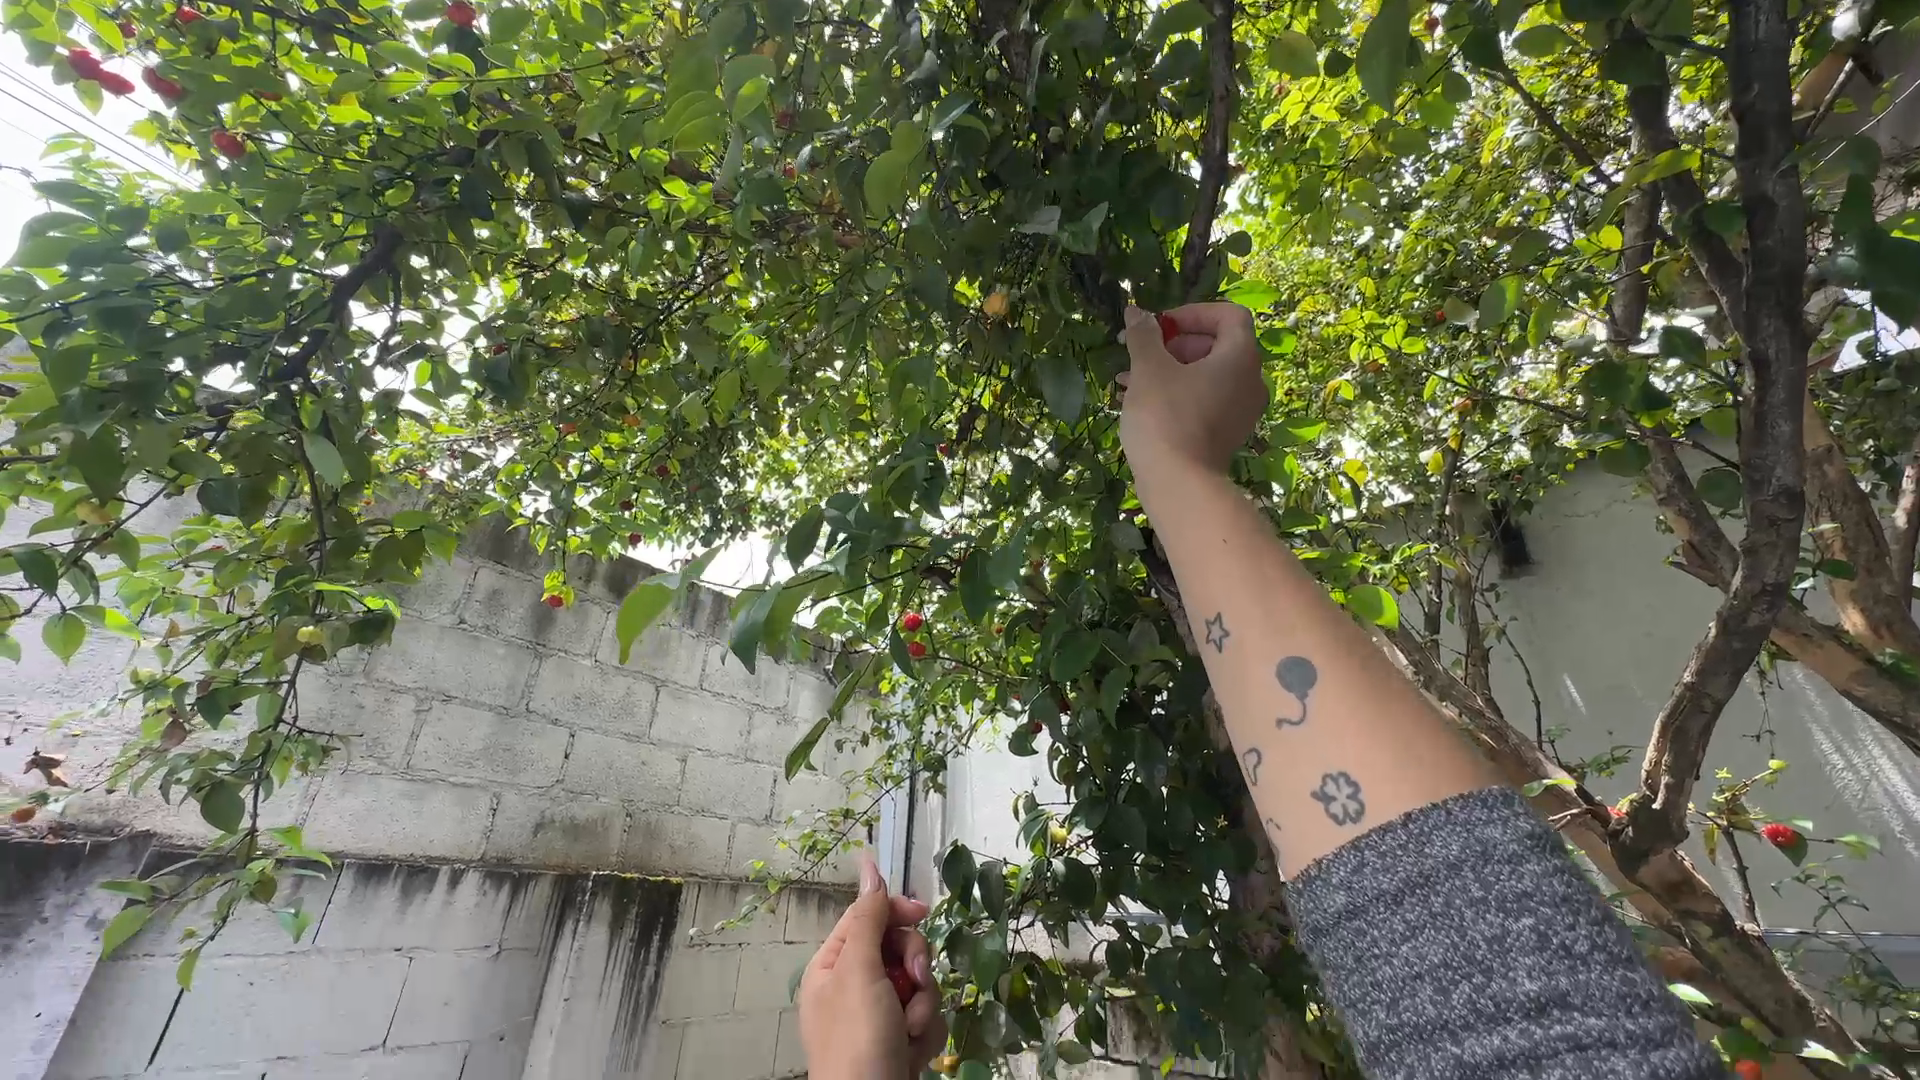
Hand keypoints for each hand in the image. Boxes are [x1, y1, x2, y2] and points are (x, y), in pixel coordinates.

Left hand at [799, 855, 946, 1079]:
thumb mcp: (859, 971)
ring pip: (919, 983)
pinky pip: (927, 1015)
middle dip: (914, 967)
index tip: (923, 913)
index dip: (896, 911)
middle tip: (912, 985)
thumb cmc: (857, 1037)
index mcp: (833, 966)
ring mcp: (879, 1016)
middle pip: (899, 947)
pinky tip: (914, 1051)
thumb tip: (869, 865)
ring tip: (910, 1032)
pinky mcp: (900, 1040)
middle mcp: (854, 987)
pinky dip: (925, 1031)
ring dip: (923, 1005)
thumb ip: (869, 917)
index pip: (868, 916)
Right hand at [1116, 302, 1268, 487]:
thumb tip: (1137, 313)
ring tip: (1129, 381)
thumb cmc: (1165, 417)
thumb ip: (1144, 336)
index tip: (1159, 326)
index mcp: (1240, 357)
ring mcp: (1241, 411)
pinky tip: (1141, 404)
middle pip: (1216, 346)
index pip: (1228, 316)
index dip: (1192, 314)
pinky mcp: (1226, 434)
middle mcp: (1250, 381)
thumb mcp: (1149, 369)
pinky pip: (1205, 401)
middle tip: (1141, 354)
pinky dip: (1178, 395)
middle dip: (1174, 345)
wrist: (1178, 483)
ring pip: (1206, 377)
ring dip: (1169, 371)